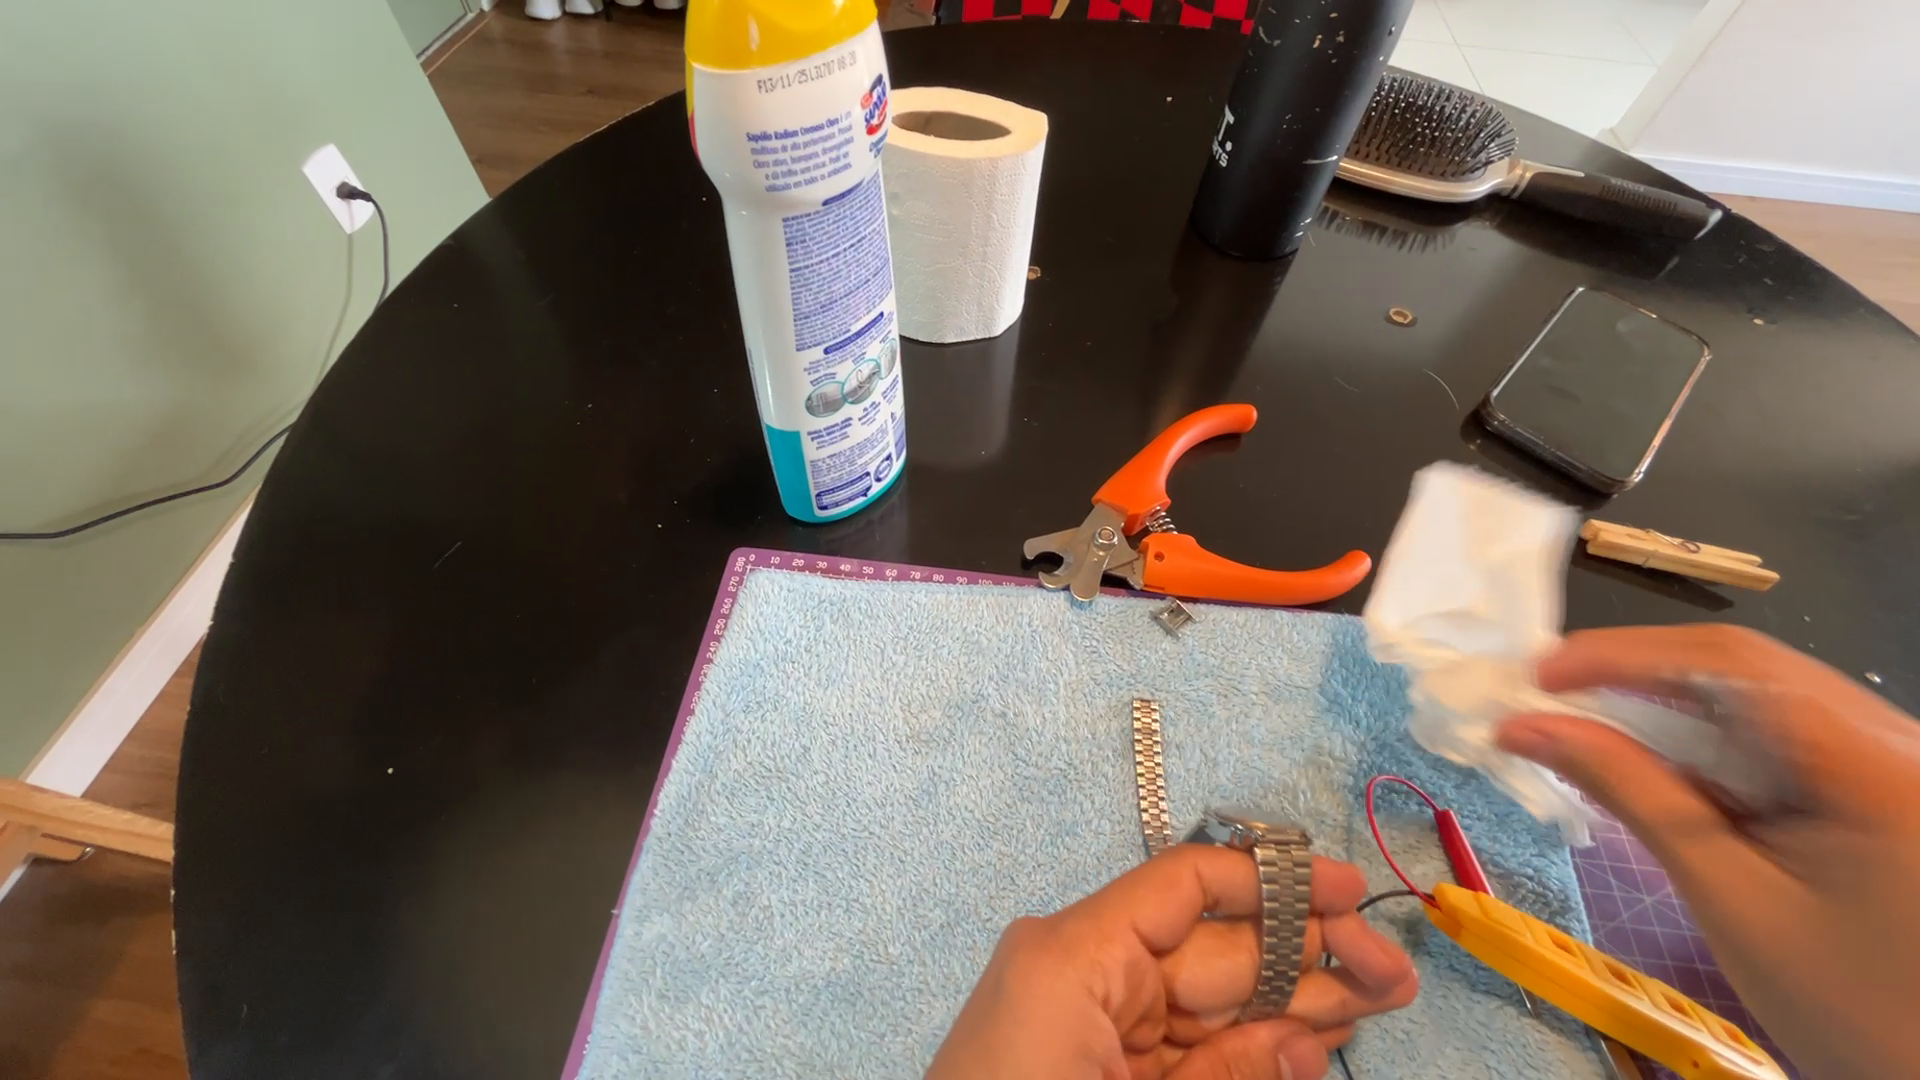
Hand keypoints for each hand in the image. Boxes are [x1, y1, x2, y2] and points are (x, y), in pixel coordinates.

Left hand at [926, 844, 1417, 1079]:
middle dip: (1305, 955)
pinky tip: (1312, 1042)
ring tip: (1380, 998)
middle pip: (1210, 948)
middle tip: (1397, 972)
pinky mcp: (1099, 1062)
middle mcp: (1082, 968)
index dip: (1270, 879)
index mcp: (1075, 953)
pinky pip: (1183, 1047)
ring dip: (1291, 1004)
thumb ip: (1229, 1072)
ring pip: (1206, 1001)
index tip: (1348, 886)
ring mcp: (1089, 1019)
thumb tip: (1308, 1037)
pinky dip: (1246, 1050)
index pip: (1183, 886)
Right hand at [1497, 625, 1919, 1079]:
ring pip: (1753, 695)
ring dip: (1656, 701)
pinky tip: (1646, 755)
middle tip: (1543, 693)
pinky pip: (1771, 732)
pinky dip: (1694, 735)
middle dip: (1631, 671)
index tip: (1536, 678)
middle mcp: (1895, 746)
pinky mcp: (1876, 787)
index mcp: (1879, 768)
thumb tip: (1524, 728)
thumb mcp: (1727, 894)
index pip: (1731, 665)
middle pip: (1741, 668)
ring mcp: (1891, 764)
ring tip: (1577, 719)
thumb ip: (1629, 792)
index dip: (1623, 654)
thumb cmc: (1858, 1005)